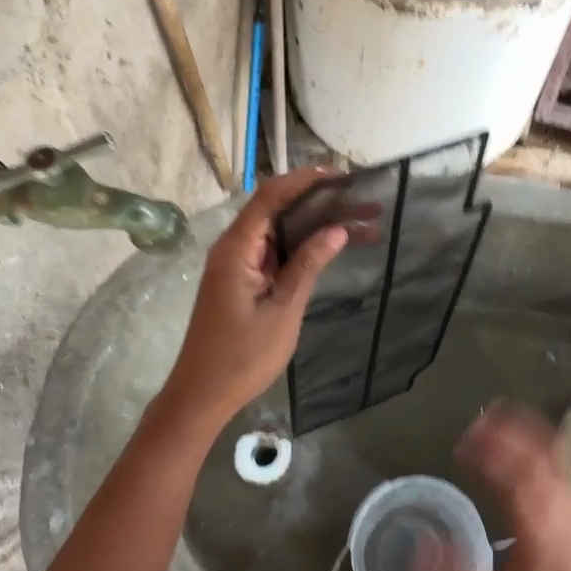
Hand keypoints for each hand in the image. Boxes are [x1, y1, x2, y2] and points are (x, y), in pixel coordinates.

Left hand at [159, 168, 347, 427]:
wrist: (203, 395)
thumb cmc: (242, 356)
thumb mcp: (283, 309)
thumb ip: (308, 265)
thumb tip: (337, 229)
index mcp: (236, 248)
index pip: (272, 196)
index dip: (307, 180)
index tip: (344, 176)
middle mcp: (234, 247)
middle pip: (280, 209)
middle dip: (324, 203)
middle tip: (367, 203)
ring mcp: (238, 264)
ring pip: (282, 231)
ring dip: (319, 225)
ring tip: (364, 224)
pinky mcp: (244, 280)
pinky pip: (277, 252)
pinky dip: (305, 247)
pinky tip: (334, 247)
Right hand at [437, 402, 570, 570]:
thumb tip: (418, 550)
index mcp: (536, 522)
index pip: (509, 470)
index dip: (484, 452)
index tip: (460, 447)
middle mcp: (559, 504)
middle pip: (533, 450)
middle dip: (503, 432)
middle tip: (474, 426)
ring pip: (552, 453)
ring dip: (524, 433)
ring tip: (498, 424)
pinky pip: (562, 465)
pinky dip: (542, 447)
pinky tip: (528, 453)